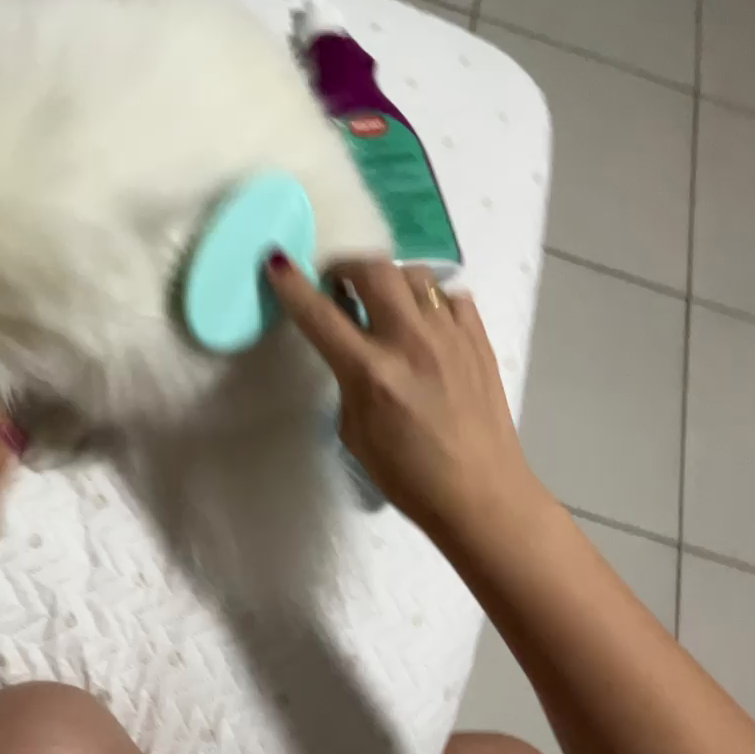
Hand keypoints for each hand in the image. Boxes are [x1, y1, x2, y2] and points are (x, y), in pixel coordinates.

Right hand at [265, 255, 550, 541]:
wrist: (479, 491)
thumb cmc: (404, 474)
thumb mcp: (354, 430)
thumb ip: (349, 381)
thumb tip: (354, 351)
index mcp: (370, 373)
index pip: (319, 316)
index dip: (292, 285)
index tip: (276, 262)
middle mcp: (410, 343)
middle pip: (374, 271)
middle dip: (346, 266)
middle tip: (335, 282)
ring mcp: (450, 336)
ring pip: (414, 275)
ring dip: (388, 279)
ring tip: (380, 300)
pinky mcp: (478, 339)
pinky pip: (449, 296)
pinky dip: (428, 299)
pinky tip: (422, 322)